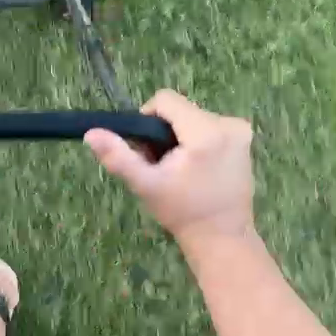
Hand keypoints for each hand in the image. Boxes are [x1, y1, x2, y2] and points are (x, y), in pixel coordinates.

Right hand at [84, 89, 255, 246]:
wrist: (221, 235)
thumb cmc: (181, 211)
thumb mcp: (145, 185)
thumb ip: (118, 157)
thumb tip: (90, 133)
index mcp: (206, 132)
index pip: (166, 100)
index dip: (147, 119)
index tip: (147, 149)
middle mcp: (229, 123)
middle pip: (180, 110)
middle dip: (164, 132)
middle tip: (162, 165)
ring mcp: (241, 130)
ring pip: (193, 118)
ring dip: (179, 136)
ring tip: (179, 168)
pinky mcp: (244, 138)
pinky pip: (209, 126)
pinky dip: (196, 140)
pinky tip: (196, 167)